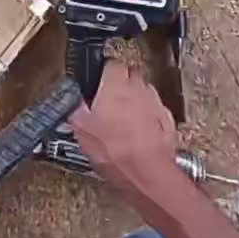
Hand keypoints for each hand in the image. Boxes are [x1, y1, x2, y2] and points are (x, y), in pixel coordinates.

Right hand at [69, 64, 183, 209]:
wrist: (145, 173)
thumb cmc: (115, 151)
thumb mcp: (79, 127)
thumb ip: (75, 107)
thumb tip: (70, 100)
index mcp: (116, 86)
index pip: (112, 63)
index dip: (104, 71)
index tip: (99, 79)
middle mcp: (138, 90)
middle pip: (132, 74)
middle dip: (122, 83)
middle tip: (109, 98)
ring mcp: (155, 104)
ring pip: (145, 92)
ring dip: (136, 100)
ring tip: (123, 118)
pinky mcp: (168, 121)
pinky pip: (155, 111)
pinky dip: (148, 117)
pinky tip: (137, 132)